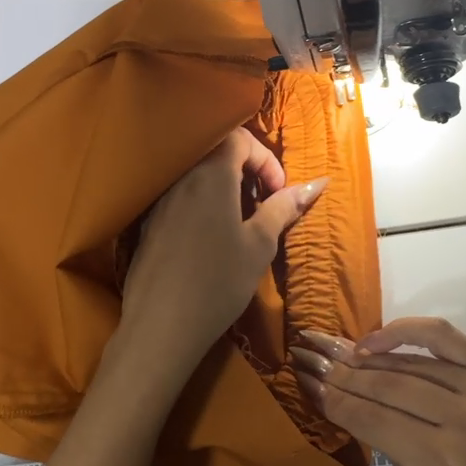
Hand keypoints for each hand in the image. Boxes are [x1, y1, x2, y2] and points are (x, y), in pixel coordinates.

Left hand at [119, 129, 326, 372]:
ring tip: (240, 221)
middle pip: (215, 152)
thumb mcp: (260, 244)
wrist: (160, 327)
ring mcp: (160, 200)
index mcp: (210, 174)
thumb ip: (284, 208)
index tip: (277, 192)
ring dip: (223, 186)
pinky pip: (179, 196)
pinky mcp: (148, 223)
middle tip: (261, 202)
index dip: (264, 158)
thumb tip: (317, 183)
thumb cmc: (218, 281)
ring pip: (196, 174)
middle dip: (245, 168)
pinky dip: (201, 202)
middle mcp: (181, 177)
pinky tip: (210, 238)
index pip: (238, 138)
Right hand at [291, 317, 465, 465]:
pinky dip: (408, 330)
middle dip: (343, 374)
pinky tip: (379, 336)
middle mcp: (463, 419)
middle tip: (312, 362)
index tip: (307, 384)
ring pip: (410, 362)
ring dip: (367, 355)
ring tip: (338, 352)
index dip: (335, 400)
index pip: (373, 419)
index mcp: (443, 462)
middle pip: (387, 385)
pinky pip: (446, 338)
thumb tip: (351, 406)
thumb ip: (391, 448)